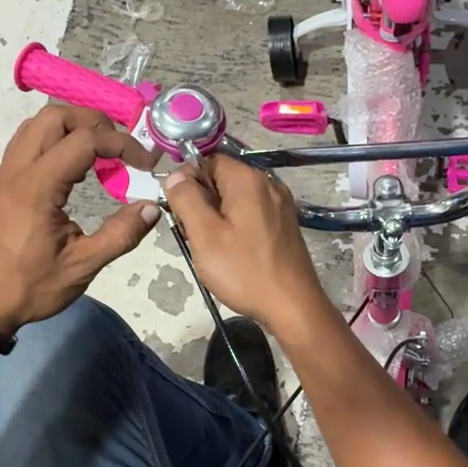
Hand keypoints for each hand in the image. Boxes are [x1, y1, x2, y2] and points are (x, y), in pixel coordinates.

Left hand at [0, 106, 160, 334]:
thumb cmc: (29, 288)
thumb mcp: (82, 266)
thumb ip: (121, 234)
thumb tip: (152, 207)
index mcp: (37, 188)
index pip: (85, 140)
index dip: (123, 144)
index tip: (147, 164)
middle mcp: (17, 171)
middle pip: (55, 116)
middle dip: (96, 122)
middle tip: (123, 149)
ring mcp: (5, 174)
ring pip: (37, 124)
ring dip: (74, 127)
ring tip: (103, 153)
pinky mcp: (1, 182)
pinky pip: (28, 142)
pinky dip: (57, 140)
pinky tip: (77, 167)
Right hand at [163, 155, 331, 336]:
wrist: (292, 305)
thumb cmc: (245, 270)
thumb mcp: (205, 235)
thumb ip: (187, 199)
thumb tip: (175, 174)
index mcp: (249, 179)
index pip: (208, 160)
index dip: (187, 180)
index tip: (179, 211)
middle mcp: (269, 184)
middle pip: (223, 180)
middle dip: (202, 202)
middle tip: (194, 235)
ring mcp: (280, 205)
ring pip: (236, 200)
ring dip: (217, 218)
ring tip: (211, 248)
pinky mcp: (285, 225)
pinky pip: (252, 215)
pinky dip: (236, 227)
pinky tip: (232, 252)